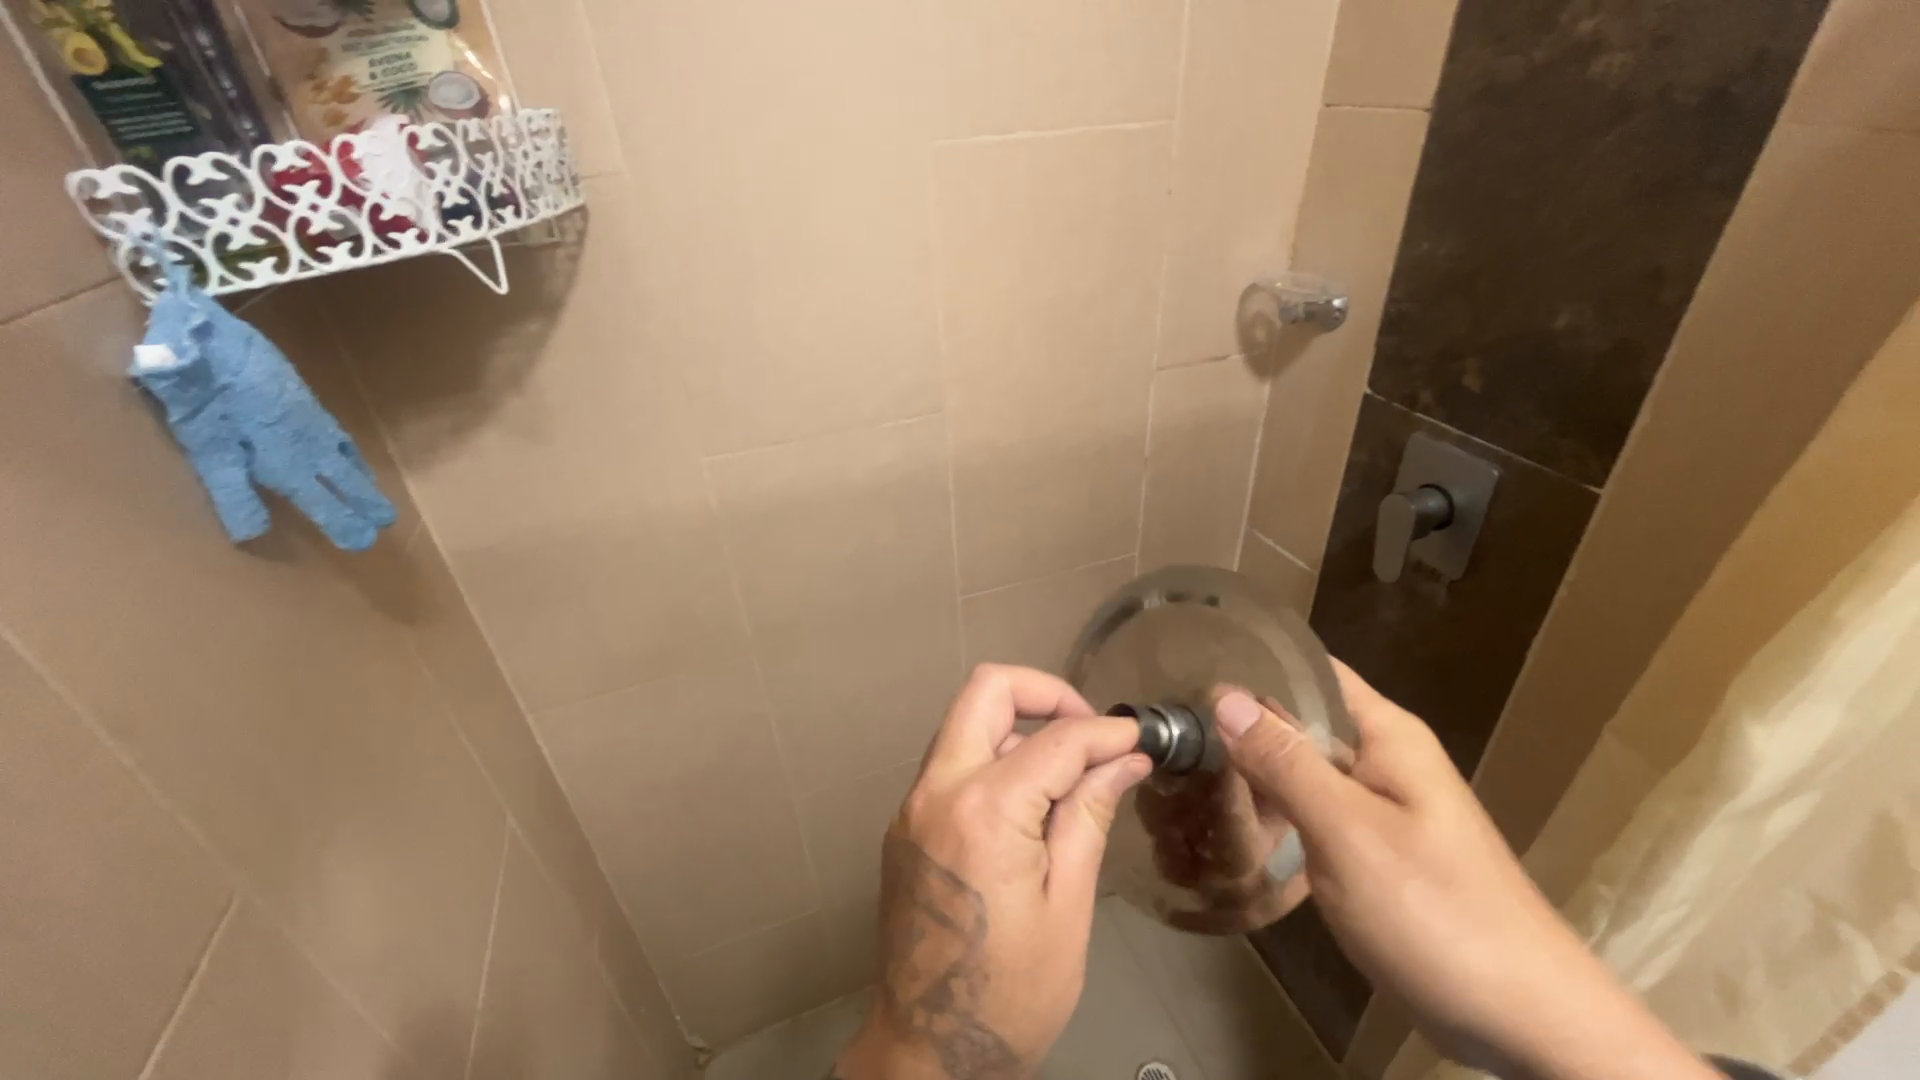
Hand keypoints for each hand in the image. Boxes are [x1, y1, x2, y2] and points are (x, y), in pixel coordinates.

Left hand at [835, 665, 1150, 1079]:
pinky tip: (1032, 804)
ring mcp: (913, 806)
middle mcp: (936, 791)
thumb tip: (1122, 759)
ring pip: (965, 723)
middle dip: (1045, 693)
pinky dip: (995, 761)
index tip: (1138, 739)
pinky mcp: (907, 824)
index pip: (1056, 739)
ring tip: (1069, 773)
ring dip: (1018, 728)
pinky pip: (953, 764)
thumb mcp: (1068, 905)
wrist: (927, 1051)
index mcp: (982, 811)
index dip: (1106, 732)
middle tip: (1090, 729)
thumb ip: (1089, 814)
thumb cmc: (1009, 993)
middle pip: (985, 690)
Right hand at [1211, 664, 1719, 1079]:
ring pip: (1300, 769)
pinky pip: (1310, 812)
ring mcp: (1376, 808)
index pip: (1310, 670)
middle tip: (1167, 729)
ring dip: (1249, 769)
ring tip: (1179, 768)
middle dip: (1238, 722)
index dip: (1250, 664)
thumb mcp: (1348, 831)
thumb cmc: (1436, 912)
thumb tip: (1223, 695)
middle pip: (1299, 719)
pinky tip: (1225, 823)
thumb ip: (1285, 762)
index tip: (1183, 669)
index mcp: (1386, 735)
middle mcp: (1381, 759)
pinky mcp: (1370, 851)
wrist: (1525, 1020)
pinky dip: (1271, 811)